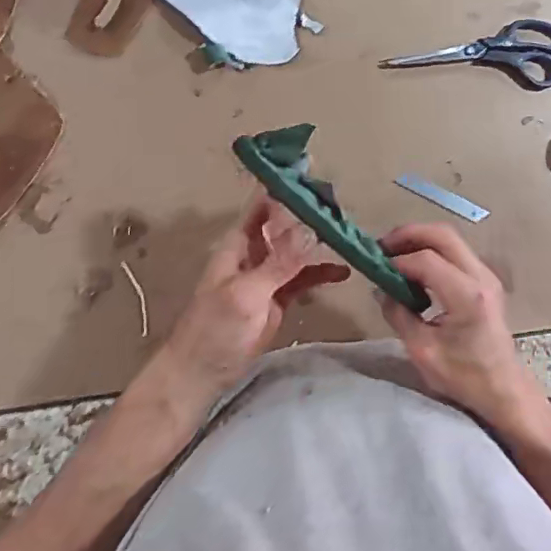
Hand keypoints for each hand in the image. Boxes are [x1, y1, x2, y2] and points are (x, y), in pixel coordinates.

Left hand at [152, 194, 349, 399]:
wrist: (201, 373)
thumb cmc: (215, 328)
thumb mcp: (248, 293)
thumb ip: (280, 263)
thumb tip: (310, 230)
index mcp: (239, 244)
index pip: (262, 206)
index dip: (284, 190)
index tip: (314, 177)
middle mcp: (255, 253)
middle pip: (284, 225)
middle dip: (309, 213)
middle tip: (342, 204)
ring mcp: (268, 276)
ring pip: (298, 250)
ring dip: (319, 242)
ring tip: (348, 233)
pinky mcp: (279, 298)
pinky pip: (303, 278)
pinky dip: (321, 273)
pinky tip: (343, 271)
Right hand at [379, 224, 548, 437]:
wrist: (503, 388)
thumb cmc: (464, 376)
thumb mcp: (422, 350)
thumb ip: (398, 315)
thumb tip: (381, 290)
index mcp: (466, 295)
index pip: (426, 260)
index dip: (397, 260)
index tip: (376, 269)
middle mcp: (480, 276)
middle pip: (442, 234)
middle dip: (408, 234)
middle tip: (382, 247)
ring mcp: (486, 275)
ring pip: (450, 239)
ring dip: (420, 240)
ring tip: (394, 255)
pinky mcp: (485, 280)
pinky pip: (456, 252)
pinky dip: (432, 251)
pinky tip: (415, 269)